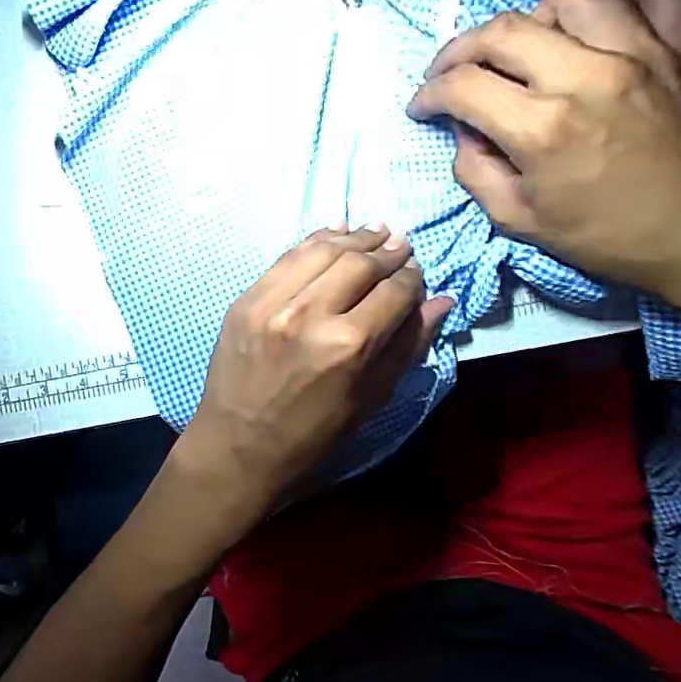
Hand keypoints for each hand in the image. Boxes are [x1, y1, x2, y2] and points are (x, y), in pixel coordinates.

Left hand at [170, 226, 452, 525]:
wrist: (238, 448)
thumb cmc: (315, 435)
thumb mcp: (372, 398)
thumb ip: (408, 344)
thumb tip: (441, 300)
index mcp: (349, 347)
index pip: (394, 293)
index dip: (412, 279)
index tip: (417, 274)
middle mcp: (311, 315)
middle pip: (361, 264)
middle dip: (388, 252)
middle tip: (401, 246)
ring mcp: (272, 303)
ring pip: (324, 251)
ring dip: (355, 238)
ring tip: (375, 232)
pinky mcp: (246, 299)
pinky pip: (287, 257)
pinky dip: (316, 240)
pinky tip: (336, 234)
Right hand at [407, 0, 680, 324]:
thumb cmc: (610, 238)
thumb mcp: (523, 224)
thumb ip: (476, 173)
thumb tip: (465, 131)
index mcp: (542, 128)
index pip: (463, 85)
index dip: (429, 94)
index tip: (423, 106)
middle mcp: (585, 74)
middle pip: (501, 29)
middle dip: (459, 50)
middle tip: (454, 75)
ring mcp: (638, 51)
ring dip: (538, 15)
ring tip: (535, 48)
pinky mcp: (678, 45)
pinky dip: (621, 1)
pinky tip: (606, 32)